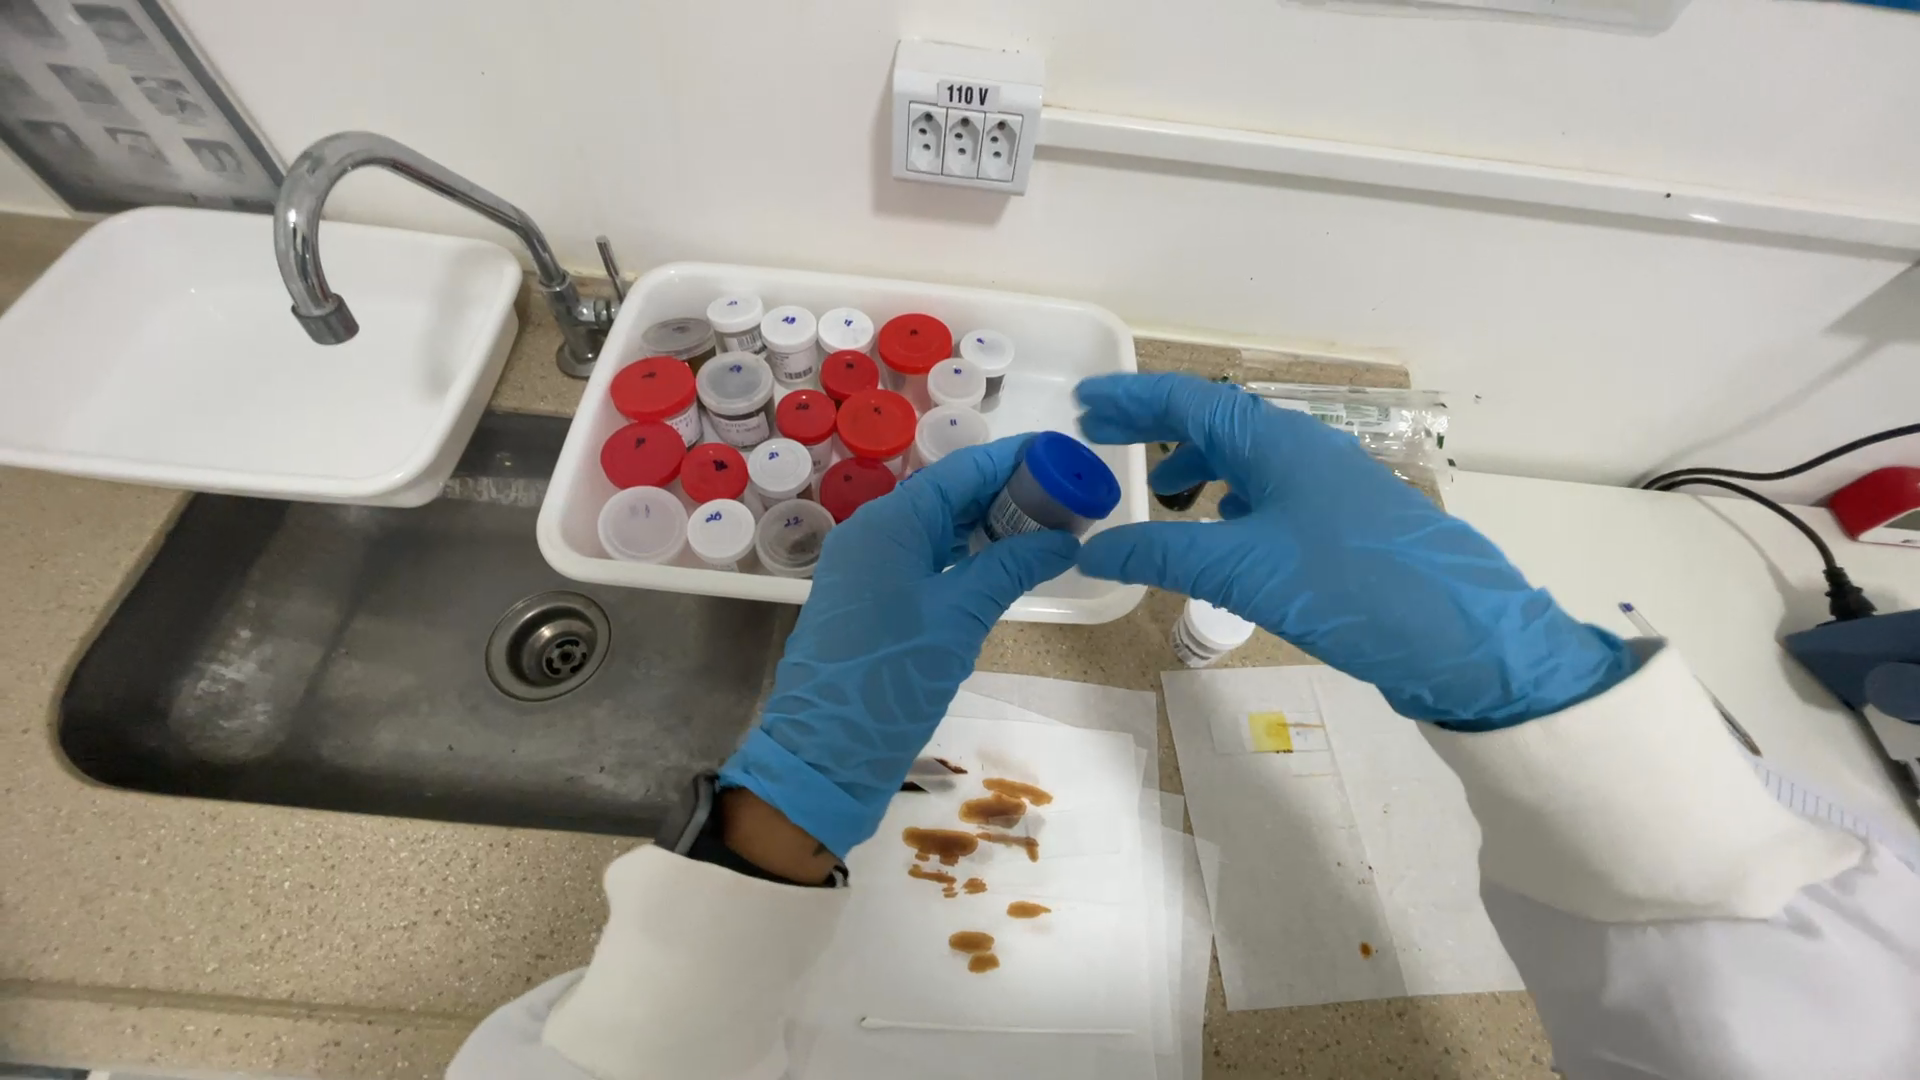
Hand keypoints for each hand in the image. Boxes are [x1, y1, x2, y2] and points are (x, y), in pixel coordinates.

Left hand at [717, 436, 1078, 855]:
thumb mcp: (960, 617)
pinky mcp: (871, 597)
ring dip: (986, 524)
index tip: (1061, 455)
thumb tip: (1065, 539)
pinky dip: (963, 555)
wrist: (825, 755)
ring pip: (936, 528)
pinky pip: (924, 558)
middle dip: (1006, 491)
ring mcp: (868, 566)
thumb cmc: (891, 678)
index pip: (961, 470)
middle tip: (1063, 495)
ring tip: (1043, 526)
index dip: (1013, 459)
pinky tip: (1000, 561)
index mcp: (889, 522)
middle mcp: (873, 532)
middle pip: (948, 494)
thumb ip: (1011, 568)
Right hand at [1074, 374, 1633, 727]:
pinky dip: (1230, 498)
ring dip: (1194, 463)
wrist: (1465, 641)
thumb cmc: (1347, 586)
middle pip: (1213, 423)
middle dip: (1155, 426)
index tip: (1085, 400)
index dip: (1132, 398)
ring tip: (1158, 488)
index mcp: (1275, 442)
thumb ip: (1160, 555)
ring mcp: (1326, 485)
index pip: (1187, 402)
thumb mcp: (1240, 570)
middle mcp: (1300, 450)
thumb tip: (1090, 551)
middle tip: (1103, 436)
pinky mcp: (1341, 521)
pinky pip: (1269, 491)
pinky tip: (1225, 524)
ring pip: (1244, 458)